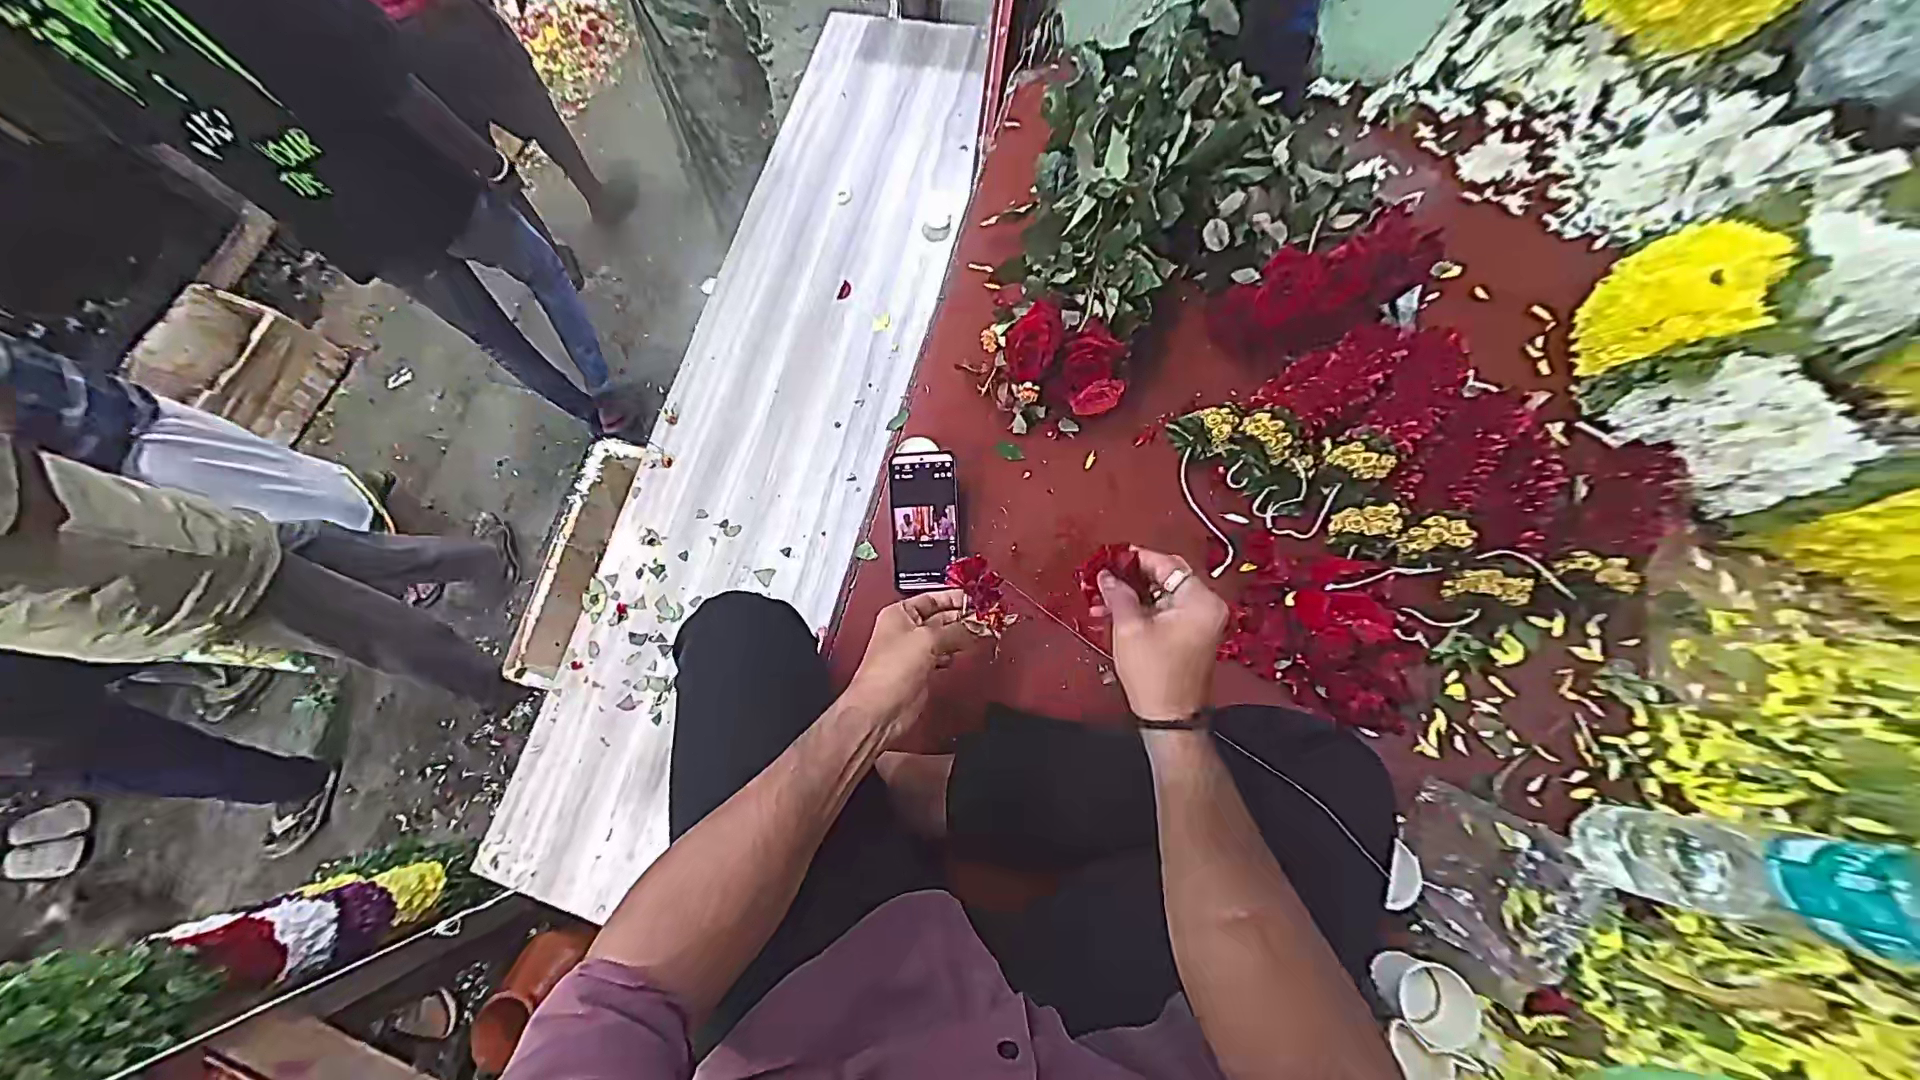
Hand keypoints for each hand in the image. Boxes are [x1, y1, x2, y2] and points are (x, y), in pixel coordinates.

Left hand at [844, 590, 980, 747]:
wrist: (881, 709)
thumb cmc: (888, 672)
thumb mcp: (927, 640)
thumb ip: (955, 630)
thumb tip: (974, 624)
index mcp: (900, 613)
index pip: (932, 597)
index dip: (954, 597)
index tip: (975, 598)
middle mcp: (906, 630)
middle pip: (941, 617)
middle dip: (963, 616)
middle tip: (986, 616)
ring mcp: (914, 651)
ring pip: (945, 637)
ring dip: (962, 635)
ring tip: (983, 630)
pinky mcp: (922, 670)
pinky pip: (944, 655)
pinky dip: (956, 652)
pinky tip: (968, 649)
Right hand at [1090, 547, 1227, 722]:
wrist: (1168, 716)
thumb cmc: (1153, 674)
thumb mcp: (1129, 628)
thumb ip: (1118, 593)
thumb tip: (1107, 574)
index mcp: (1200, 601)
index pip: (1167, 564)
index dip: (1136, 558)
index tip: (1113, 556)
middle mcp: (1207, 607)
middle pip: (1166, 577)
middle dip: (1132, 576)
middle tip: (1105, 575)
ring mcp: (1201, 620)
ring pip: (1163, 593)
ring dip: (1134, 593)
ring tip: (1104, 596)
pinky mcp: (1191, 633)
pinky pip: (1166, 609)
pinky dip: (1144, 608)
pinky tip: (1117, 611)